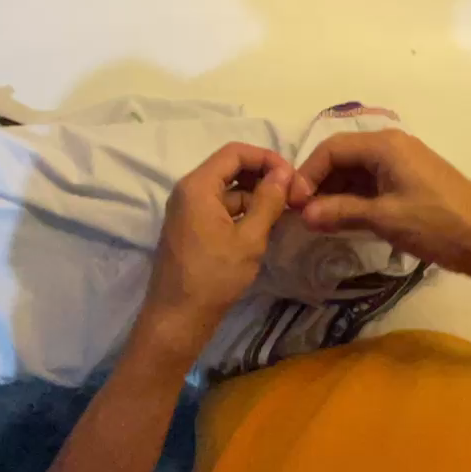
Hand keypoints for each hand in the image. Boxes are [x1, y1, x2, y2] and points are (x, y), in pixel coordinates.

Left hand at [137, 142, 293, 354]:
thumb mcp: (249, 238)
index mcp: (198, 186)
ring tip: (285, 211)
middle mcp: (188, 191)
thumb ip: (268, 201)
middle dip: (263, 176)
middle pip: (230, 167)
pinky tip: (265, 225)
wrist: (177, 319)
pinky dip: (243, 211)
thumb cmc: (214, 277)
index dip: (267, 158)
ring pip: (227, 189)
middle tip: (293, 194)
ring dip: (256, 195)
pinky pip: (220, 207)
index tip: (293, 177)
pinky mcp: (190, 228)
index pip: (235, 152)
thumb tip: (283, 173)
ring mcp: (187, 210)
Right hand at [290, 130, 470, 282]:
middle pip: (342, 157)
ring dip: (336, 193)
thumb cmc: (437, 225)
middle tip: (302, 215)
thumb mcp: (385, 219)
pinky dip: (355, 198)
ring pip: (357, 172)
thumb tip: (303, 213)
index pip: (331, 149)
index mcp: (386, 145)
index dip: (307, 174)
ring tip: (320, 222)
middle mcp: (393, 146)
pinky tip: (345, 220)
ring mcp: (405, 163)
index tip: (293, 205)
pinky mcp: (412, 181)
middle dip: (319, 183)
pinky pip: (373, 183)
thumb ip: (341, 212)